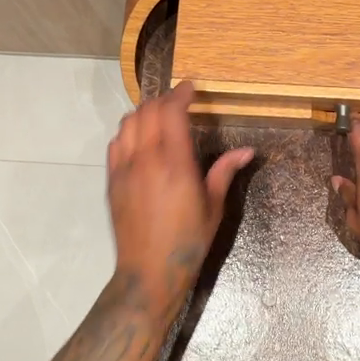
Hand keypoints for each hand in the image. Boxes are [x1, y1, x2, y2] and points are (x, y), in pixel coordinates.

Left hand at [105, 82, 252, 312]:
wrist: (149, 271)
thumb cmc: (188, 240)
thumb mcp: (214, 207)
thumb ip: (225, 172)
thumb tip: (247, 151)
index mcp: (176, 164)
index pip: (171, 112)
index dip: (180, 94)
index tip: (190, 88)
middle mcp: (147, 160)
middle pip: (148, 110)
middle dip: (163, 100)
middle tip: (178, 102)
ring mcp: (125, 169)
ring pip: (128, 123)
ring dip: (144, 112)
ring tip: (159, 116)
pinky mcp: (112, 181)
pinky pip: (115, 143)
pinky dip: (128, 131)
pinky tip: (139, 138)